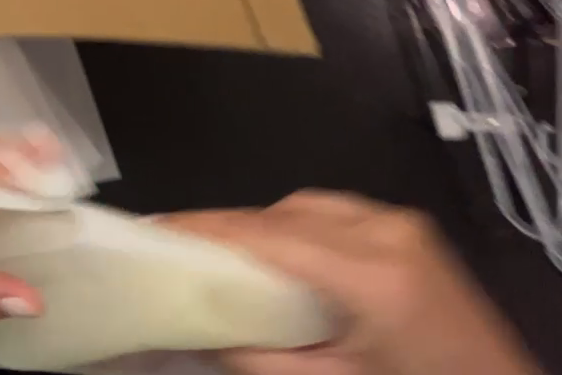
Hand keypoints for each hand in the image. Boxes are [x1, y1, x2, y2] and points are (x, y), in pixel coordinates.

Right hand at [163, 190, 541, 374]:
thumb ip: (258, 355)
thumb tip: (192, 325)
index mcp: (370, 277)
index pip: (263, 237)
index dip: (203, 229)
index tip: (153, 228)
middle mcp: (383, 232)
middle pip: (276, 216)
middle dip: (225, 228)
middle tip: (180, 245)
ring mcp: (399, 223)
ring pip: (298, 206)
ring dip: (260, 226)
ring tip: (230, 253)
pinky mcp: (408, 226)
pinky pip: (329, 210)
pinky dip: (295, 224)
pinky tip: (286, 252)